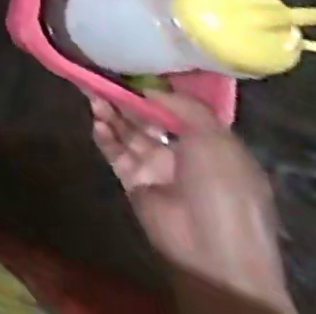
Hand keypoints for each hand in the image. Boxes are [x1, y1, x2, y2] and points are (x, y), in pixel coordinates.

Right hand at [90, 91, 294, 312]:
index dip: (156, 91)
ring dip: (111, 114)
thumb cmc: (224, 190)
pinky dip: (105, 135)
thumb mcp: (216, 142)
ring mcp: (158, 168)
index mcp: (213, 146)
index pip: (180, 111)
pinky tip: (97, 124)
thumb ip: (185, 109)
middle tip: (98, 76)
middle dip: (125, 99)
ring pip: (128, 132)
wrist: (211, 247)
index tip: (131, 68)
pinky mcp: (134, 180)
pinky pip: (115, 151)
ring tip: (92, 97)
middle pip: (148, 119)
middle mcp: (185, 154)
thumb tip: (151, 87)